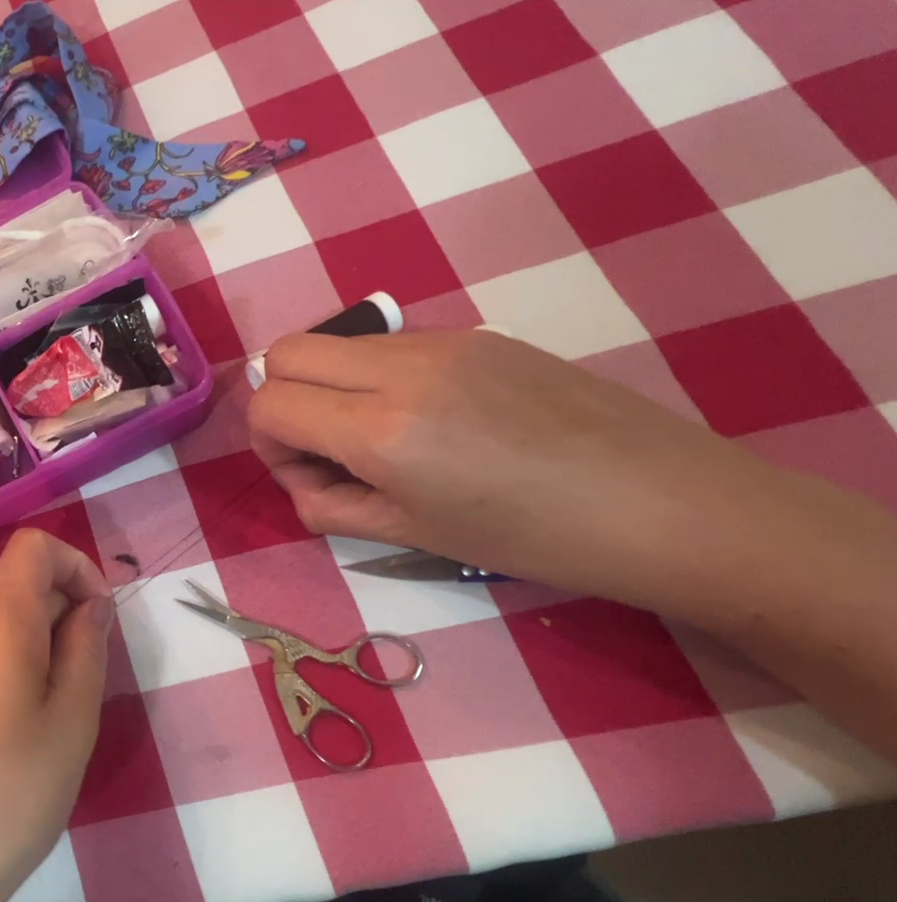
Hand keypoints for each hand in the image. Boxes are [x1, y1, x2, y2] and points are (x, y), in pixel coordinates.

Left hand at [0, 530, 112, 901]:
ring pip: (5, 631)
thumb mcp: (71, 721)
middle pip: (20, 589)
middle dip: (68, 616)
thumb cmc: (10, 792)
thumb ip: (86, 650)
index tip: (102, 621)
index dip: (77, 566)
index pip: (32, 546)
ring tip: (60, 725)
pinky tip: (24, 742)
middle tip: (90, 688)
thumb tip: (89, 605)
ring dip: (46, 654)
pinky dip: (17, 679)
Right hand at [245, 330, 777, 600]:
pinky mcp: (478, 335)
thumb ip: (327, 503)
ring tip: (383, 441)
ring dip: (331, 388)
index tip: (311, 478)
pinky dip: (377, 379)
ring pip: (338, 343)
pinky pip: (391, 346)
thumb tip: (305, 475)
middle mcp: (401, 368)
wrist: (659, 502)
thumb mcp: (405, 534)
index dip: (269, 445)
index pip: (270, 403)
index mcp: (379, 428)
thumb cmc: (525, 538)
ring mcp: (444, 341)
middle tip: (328, 450)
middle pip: (288, 352)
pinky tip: (432, 424)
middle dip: (285, 402)